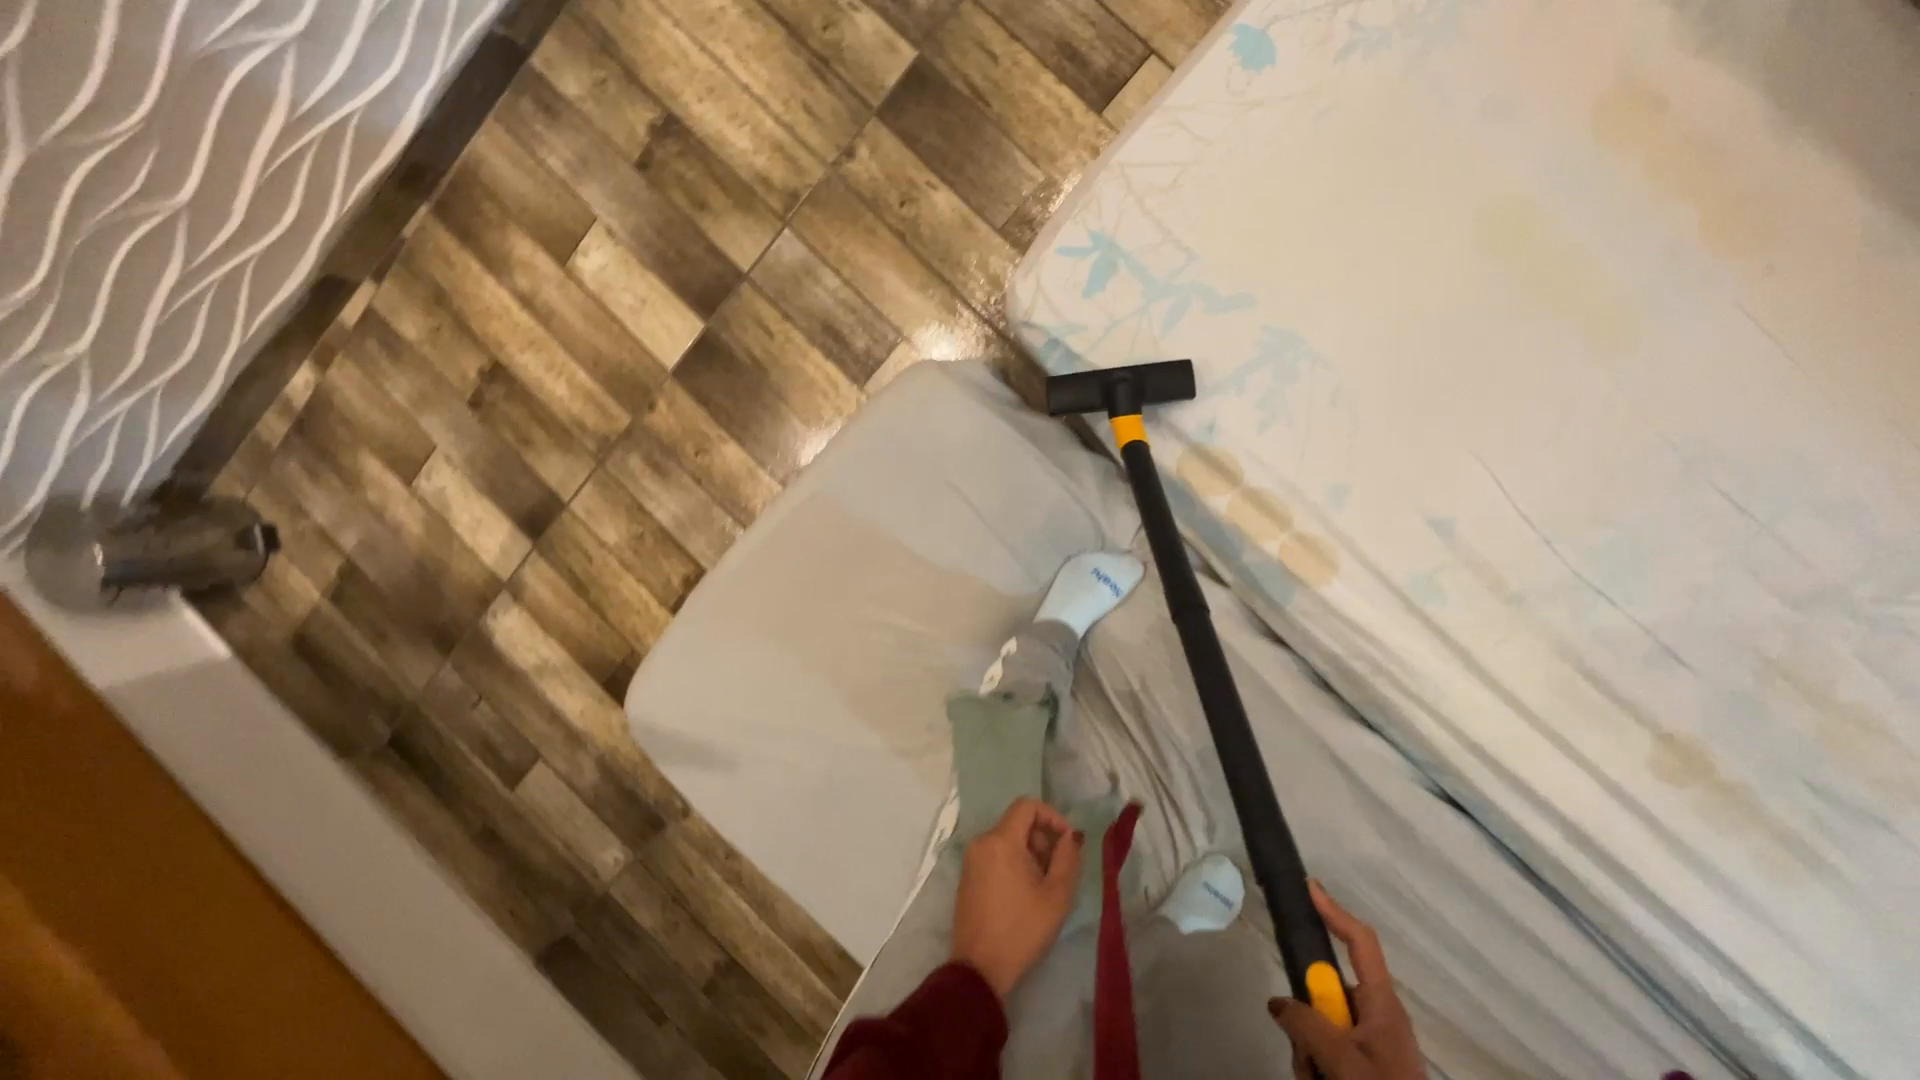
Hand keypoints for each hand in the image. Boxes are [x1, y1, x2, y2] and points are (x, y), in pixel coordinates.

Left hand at [950, 796, 1084, 998]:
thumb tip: (1071, 835)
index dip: (1052, 816)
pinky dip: (1014, 863)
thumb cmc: (1022, 929)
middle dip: (1043, 839)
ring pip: (1007, 840)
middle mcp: (981, 842)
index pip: (1027, 806)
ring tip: (1045, 886)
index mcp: (1001, 840)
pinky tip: (1025, 894)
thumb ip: (1068, 857)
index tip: (1068, 842)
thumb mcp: (1057, 895)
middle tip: (1059, 870)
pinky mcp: (967, 877)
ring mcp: (971, 860)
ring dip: (1031, 853)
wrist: (980, 967)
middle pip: (1017, 823)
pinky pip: (995, 856)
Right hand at [1268, 881, 1423, 1079]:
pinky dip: (1315, 1069)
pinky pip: (1324, 1052)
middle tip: (1305, 1060)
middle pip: (1324, 993)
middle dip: (1303, 1022)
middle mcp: (1376, 1016)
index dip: (1334, 911)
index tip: (1307, 887)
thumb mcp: (1343, 1063)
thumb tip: (1279, 1003)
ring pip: (1318, 1027)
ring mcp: (1369, 1043)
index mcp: (1382, 1003)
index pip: (1359, 942)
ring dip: (1308, 1055)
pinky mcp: (1361, 1066)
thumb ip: (1307, 1026)